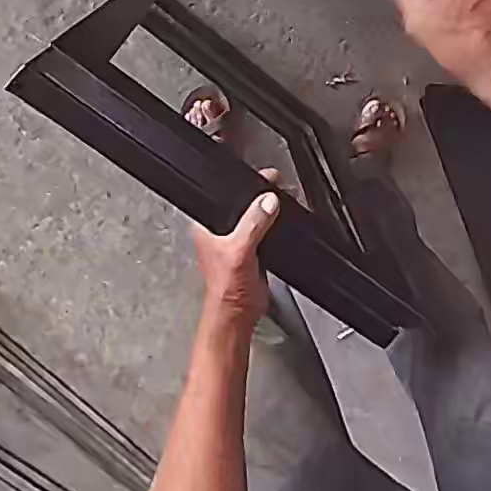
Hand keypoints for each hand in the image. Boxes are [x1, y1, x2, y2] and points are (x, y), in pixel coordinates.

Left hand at [192, 173, 281, 325]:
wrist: (239, 314)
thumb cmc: (226, 288)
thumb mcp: (239, 250)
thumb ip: (253, 223)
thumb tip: (267, 201)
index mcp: (207, 226)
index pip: (224, 195)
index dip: (241, 183)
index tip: (262, 176)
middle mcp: (220, 231)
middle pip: (243, 203)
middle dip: (261, 195)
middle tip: (276, 186)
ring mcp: (237, 240)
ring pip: (255, 216)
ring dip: (270, 210)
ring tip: (283, 200)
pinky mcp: (253, 250)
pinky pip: (266, 230)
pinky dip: (276, 226)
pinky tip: (283, 222)